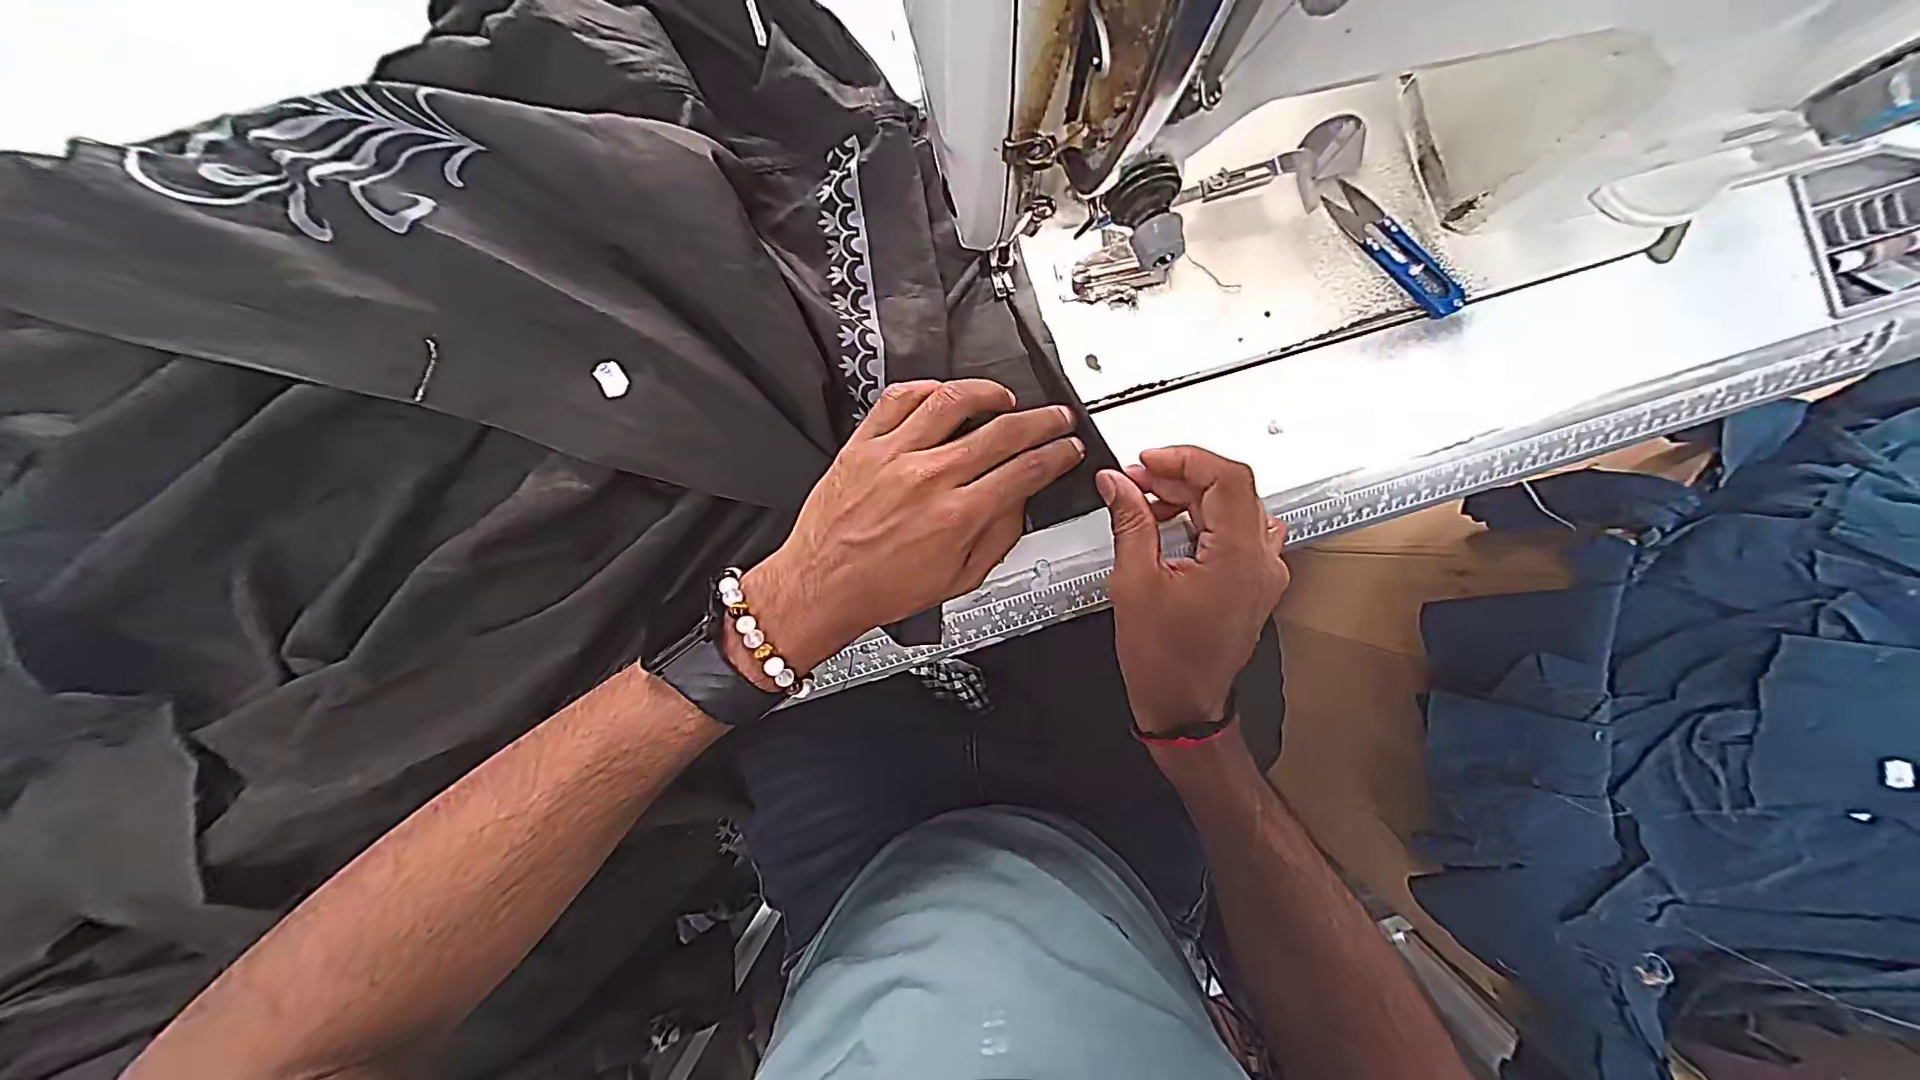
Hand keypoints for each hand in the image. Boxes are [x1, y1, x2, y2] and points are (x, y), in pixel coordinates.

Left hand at [735, 380, 1084, 684]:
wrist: (822, 587)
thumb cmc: (881, 588)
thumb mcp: (958, 579)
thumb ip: (998, 537)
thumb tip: (1020, 501)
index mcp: (958, 515)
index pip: (1025, 470)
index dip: (1057, 454)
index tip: (1066, 448)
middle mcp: (929, 479)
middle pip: (1003, 431)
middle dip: (1043, 420)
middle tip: (1055, 417)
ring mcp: (894, 456)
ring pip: (953, 401)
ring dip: (990, 392)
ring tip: (1005, 396)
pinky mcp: (863, 446)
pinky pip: (897, 399)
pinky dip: (926, 388)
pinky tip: (942, 393)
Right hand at [1097, 447, 1289, 732]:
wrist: (1182, 703)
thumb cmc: (1165, 661)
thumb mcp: (1133, 581)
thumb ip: (1129, 520)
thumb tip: (1117, 484)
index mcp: (1239, 559)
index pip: (1226, 478)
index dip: (1184, 458)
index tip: (1148, 460)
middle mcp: (1262, 562)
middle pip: (1229, 489)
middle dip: (1179, 476)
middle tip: (1134, 481)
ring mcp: (1262, 571)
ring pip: (1233, 506)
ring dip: (1189, 495)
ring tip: (1145, 502)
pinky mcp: (1253, 579)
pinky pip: (1235, 529)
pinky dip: (1201, 517)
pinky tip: (1168, 522)